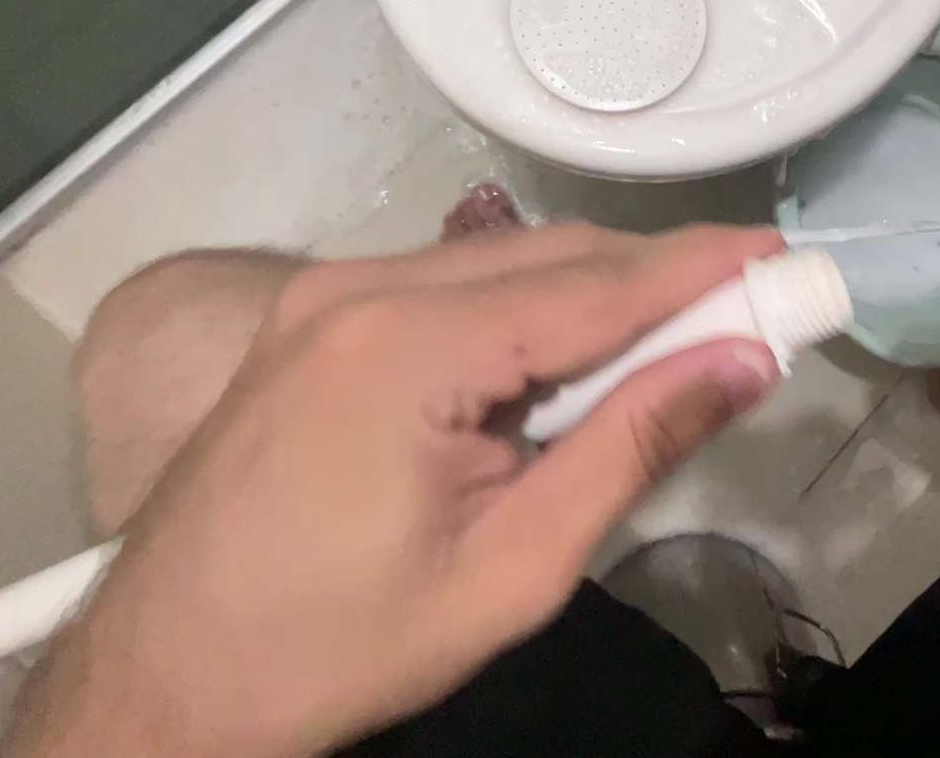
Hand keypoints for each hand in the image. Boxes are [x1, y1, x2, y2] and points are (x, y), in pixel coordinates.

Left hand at [7, 224, 784, 757]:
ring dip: (610, 287)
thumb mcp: (518, 566)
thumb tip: (745, 363)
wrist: (161, 685)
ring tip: (681, 328)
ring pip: (518, 258)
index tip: (778, 253)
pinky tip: (582, 347)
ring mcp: (336, 288)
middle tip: (749, 296)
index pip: (596, 287)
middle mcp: (367, 286)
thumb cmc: (344, 645)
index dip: (700, 266)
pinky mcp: (330, 307)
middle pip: (560, 254)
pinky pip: (471, 279)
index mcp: (408, 349)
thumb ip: (636, 446)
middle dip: (664, 273)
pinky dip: (548, 300)